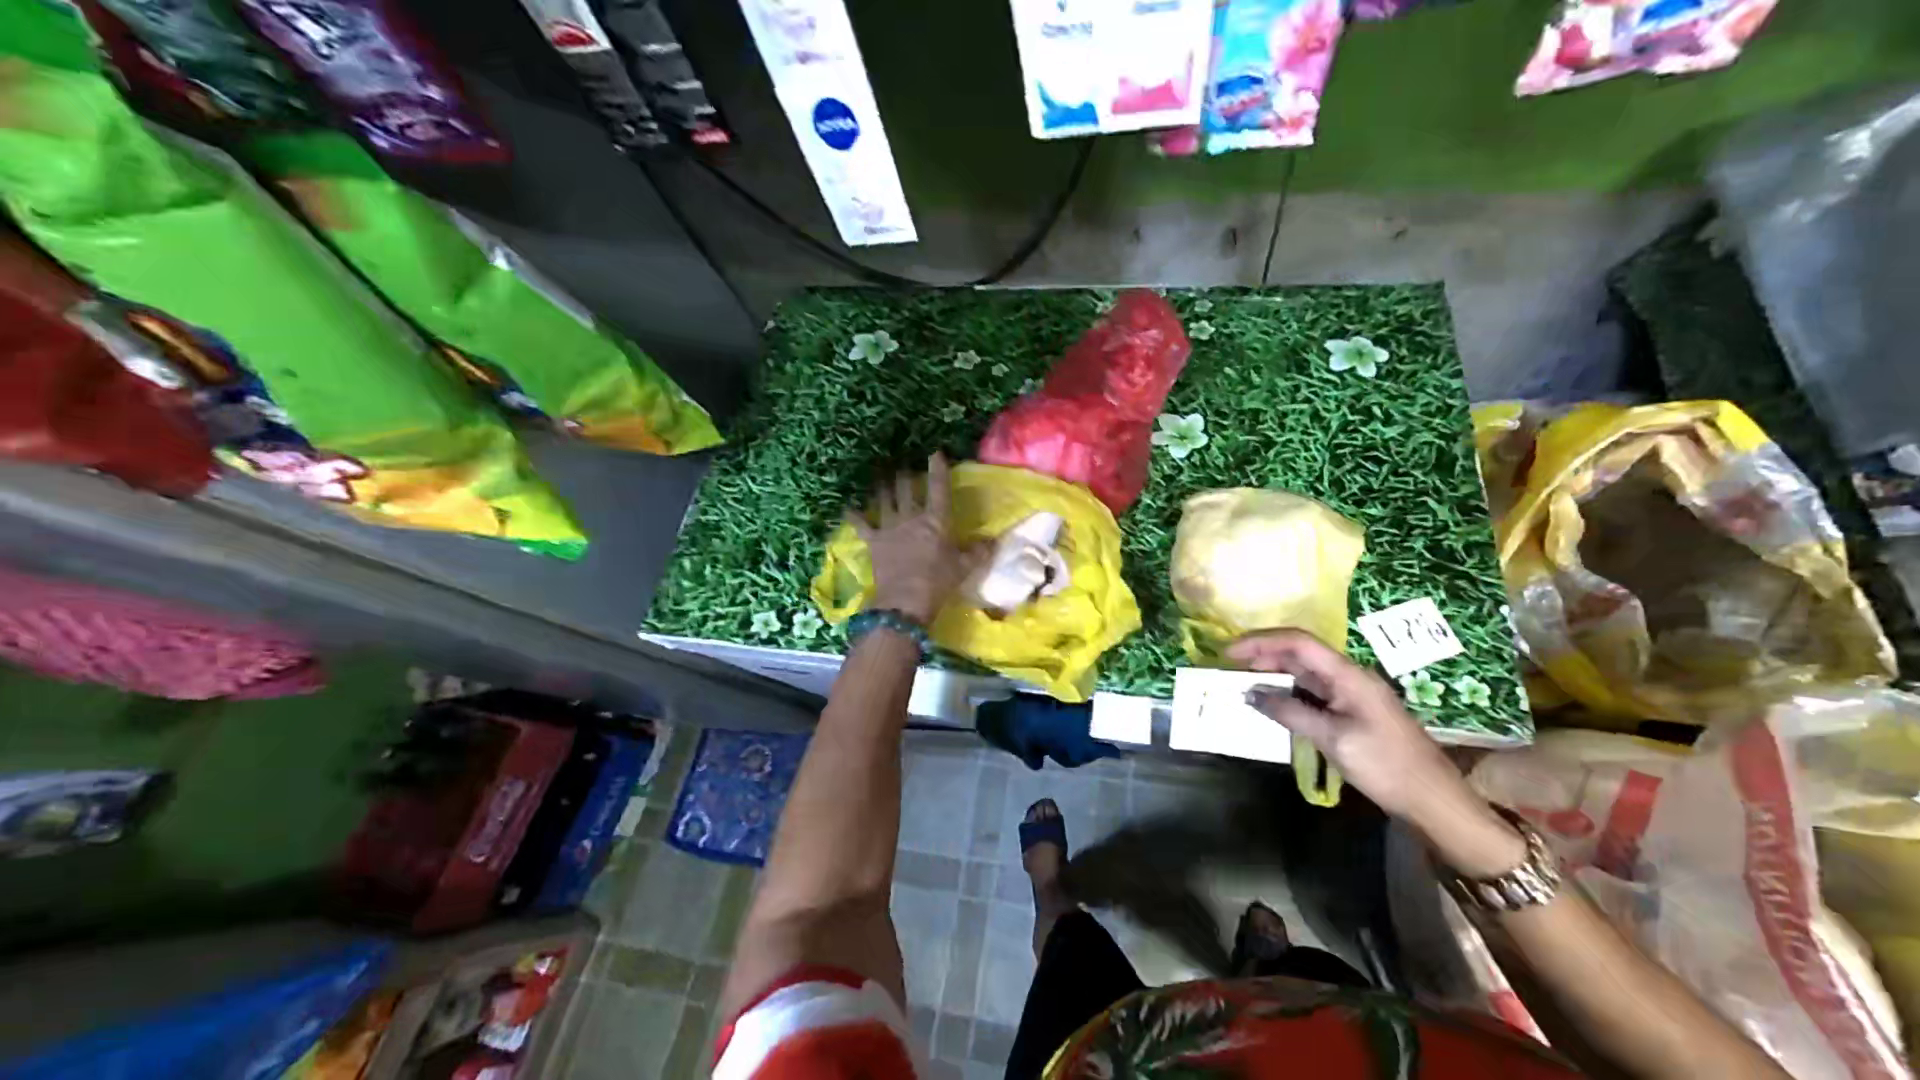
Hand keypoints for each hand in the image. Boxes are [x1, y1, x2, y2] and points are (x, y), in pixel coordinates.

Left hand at [851, 452, 969, 625]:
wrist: (905, 601)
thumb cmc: (938, 583)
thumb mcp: (964, 568)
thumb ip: (979, 552)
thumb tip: (994, 541)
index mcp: (935, 520)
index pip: (938, 487)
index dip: (937, 468)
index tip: (935, 453)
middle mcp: (911, 517)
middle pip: (905, 489)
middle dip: (905, 475)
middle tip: (903, 466)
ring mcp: (889, 527)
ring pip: (884, 499)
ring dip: (883, 487)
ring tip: (882, 477)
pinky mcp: (873, 541)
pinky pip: (860, 523)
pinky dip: (854, 514)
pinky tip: (848, 507)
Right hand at [1228, 630, 1524, 875]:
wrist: (1433, 800)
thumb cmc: (1385, 766)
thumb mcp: (1332, 738)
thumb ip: (1289, 712)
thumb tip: (1250, 693)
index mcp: (1349, 675)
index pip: (1298, 643)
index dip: (1261, 642)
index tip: (1228, 652)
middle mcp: (1349, 677)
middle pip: (1300, 653)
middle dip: (1263, 654)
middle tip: (1229, 668)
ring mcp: (1352, 694)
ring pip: (1305, 672)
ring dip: (1273, 673)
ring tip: (1243, 682)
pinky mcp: (1351, 712)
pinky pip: (1313, 692)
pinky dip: (1288, 692)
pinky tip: (1270, 702)